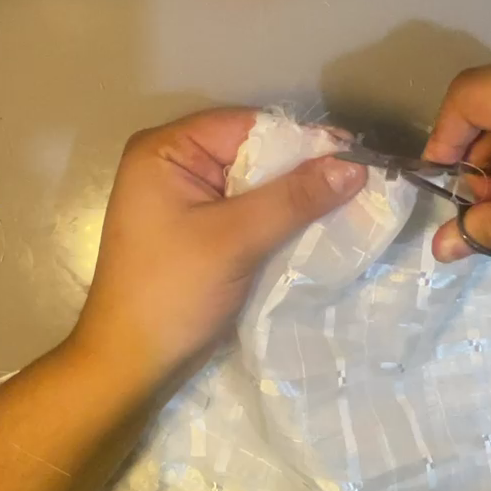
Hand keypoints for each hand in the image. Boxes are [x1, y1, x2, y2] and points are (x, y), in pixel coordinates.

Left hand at [71, 108, 366, 382]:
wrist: (132, 363)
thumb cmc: (173, 293)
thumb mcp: (235, 240)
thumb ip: (293, 199)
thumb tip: (355, 166)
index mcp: (166, 150)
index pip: (247, 126)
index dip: (301, 140)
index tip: (355, 158)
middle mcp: (172, 165)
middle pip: (252, 153)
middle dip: (301, 170)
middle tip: (359, 184)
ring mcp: (183, 200)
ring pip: (253, 185)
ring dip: (294, 197)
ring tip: (347, 205)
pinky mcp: (197, 231)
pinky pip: (246, 211)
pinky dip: (277, 219)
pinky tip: (313, 229)